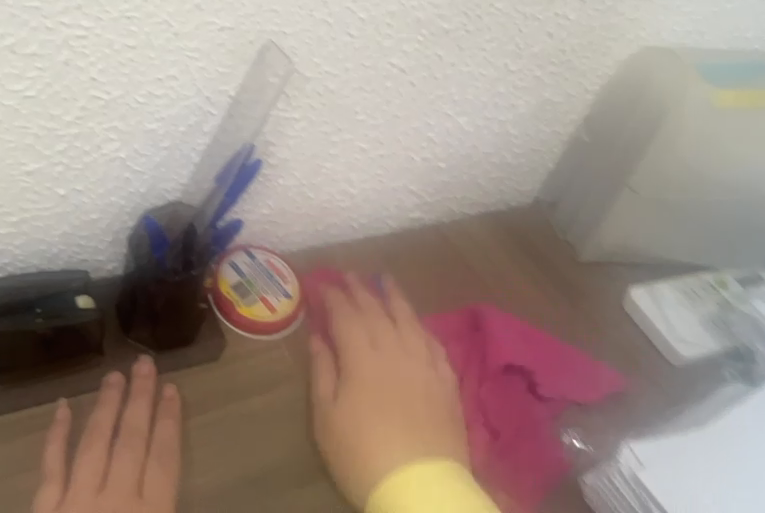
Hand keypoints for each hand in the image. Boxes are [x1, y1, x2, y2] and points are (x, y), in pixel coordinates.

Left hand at [34, 355, 181, 512]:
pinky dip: (56, 436)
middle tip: (143, 363)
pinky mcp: (46, 510)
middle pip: (131, 442)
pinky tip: (62, 406)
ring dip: (105, 407)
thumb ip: (164, 505)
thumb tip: (167, 475)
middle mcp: (116, 500)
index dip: (168, 421)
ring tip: (113, 375)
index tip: (170, 388)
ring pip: (94, 444)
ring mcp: (76, 501)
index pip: (163, 460)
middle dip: (139, 399)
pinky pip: (52, 467)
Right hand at [308, 273, 468, 510]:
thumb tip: (318, 335)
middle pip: (376, 310)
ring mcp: (424, 364)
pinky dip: (420, 326)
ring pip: (408, 319)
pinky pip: (433, 342)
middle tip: (349, 274)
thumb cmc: (362, 456)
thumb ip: (322, 370)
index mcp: (362, 356)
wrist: (421, 491)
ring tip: (385, 280)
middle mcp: (395, 350)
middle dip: (360, 289)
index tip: (321, 283)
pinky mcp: (446, 383)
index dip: (332, 296)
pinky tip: (415, 323)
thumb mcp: (326, 418)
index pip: (345, 314)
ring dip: (394, 297)